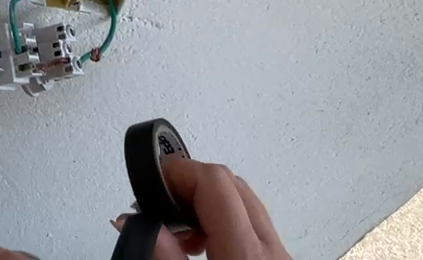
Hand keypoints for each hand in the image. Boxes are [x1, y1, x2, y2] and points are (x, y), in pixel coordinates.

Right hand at [113, 158, 290, 258]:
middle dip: (189, 182)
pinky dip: (225, 220)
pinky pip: (254, 224)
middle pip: (230, 182)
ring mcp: (282, 256)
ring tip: (178, 227)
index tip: (151, 185)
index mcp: (249, 255)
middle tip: (160, 202)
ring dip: (207, 201)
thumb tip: (139, 221)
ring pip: (245, 201)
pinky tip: (203, 244)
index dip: (176, 171)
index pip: (214, 180)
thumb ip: (168, 257)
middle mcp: (274, 252)